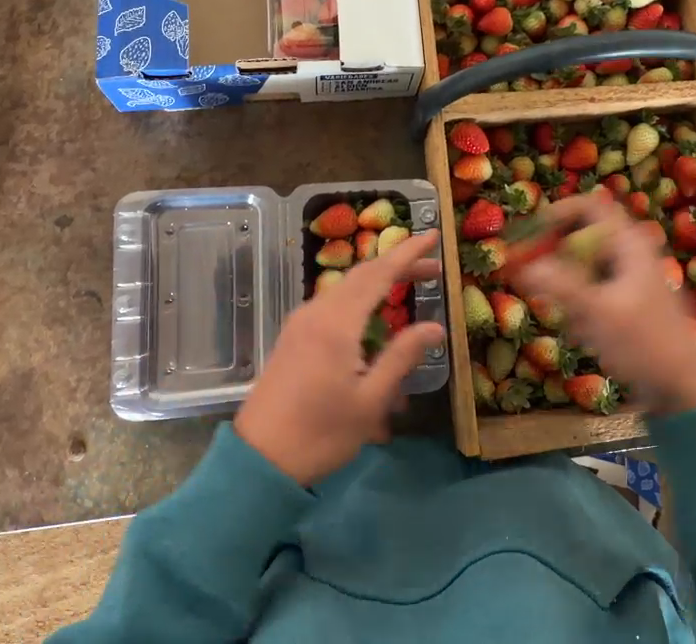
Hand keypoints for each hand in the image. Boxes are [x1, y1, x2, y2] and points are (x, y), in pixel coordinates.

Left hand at [235, 230, 446, 485]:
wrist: (259, 460)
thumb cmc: (320, 433)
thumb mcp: (370, 400)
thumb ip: (402, 357)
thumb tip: (436, 327)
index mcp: (336, 323)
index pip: (379, 274)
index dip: (408, 253)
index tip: (433, 236)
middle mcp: (316, 312)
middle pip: (362, 276)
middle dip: (398, 266)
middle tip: (434, 268)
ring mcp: (300, 324)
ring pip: (346, 291)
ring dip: (378, 286)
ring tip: (409, 292)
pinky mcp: (293, 338)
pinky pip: (333, 308)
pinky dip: (360, 305)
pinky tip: (375, 325)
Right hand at [512, 195, 695, 415]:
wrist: (683, 387)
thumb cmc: (646, 344)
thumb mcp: (599, 313)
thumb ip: (561, 286)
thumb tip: (526, 265)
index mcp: (630, 244)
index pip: (592, 207)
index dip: (560, 212)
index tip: (532, 231)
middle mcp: (630, 255)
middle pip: (582, 239)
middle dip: (557, 262)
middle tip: (535, 279)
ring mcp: (629, 279)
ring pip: (583, 270)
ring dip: (569, 292)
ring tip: (576, 323)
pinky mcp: (626, 303)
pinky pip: (592, 294)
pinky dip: (581, 309)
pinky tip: (587, 335)